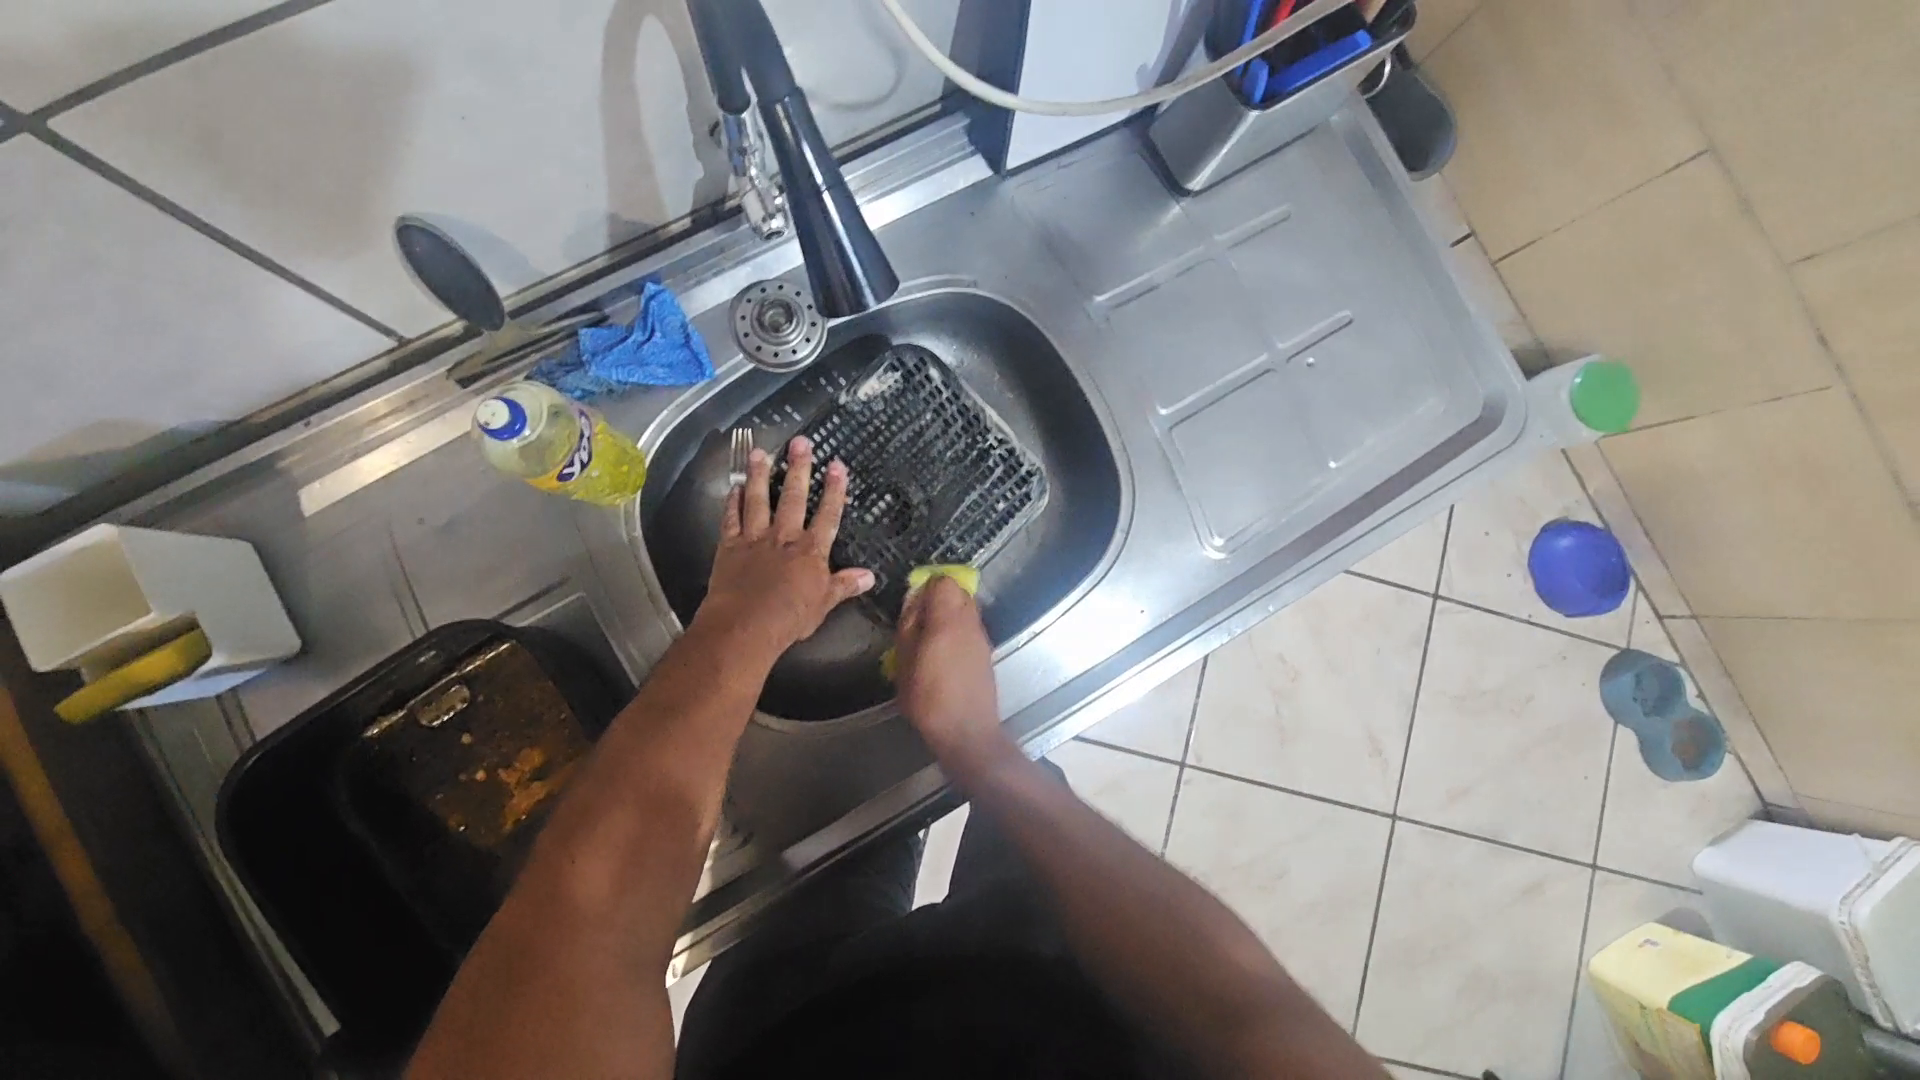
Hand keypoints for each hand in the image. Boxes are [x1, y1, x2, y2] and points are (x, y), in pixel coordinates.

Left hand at [697, 436, 873, 658]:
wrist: (745, 624)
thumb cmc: (789, 618)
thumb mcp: (824, 604)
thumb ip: (844, 586)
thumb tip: (869, 576)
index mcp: (810, 551)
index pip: (827, 515)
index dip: (834, 490)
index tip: (837, 465)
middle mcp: (784, 537)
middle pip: (793, 497)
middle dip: (798, 468)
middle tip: (800, 442)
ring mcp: (755, 539)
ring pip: (758, 500)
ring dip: (758, 475)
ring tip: (760, 452)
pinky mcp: (730, 546)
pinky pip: (731, 518)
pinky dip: (732, 502)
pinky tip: (733, 487)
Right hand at [893, 577, 1010, 775]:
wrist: (967, 732)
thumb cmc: (928, 699)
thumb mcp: (904, 662)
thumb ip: (908, 625)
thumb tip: (913, 599)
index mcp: (948, 620)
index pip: (944, 581)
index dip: (927, 585)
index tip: (913, 602)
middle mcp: (970, 623)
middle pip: (959, 591)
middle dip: (939, 597)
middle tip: (919, 619)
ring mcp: (982, 638)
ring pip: (967, 609)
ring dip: (949, 614)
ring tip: (929, 638)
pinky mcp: (987, 653)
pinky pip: (971, 628)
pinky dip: (958, 630)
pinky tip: (943, 654)